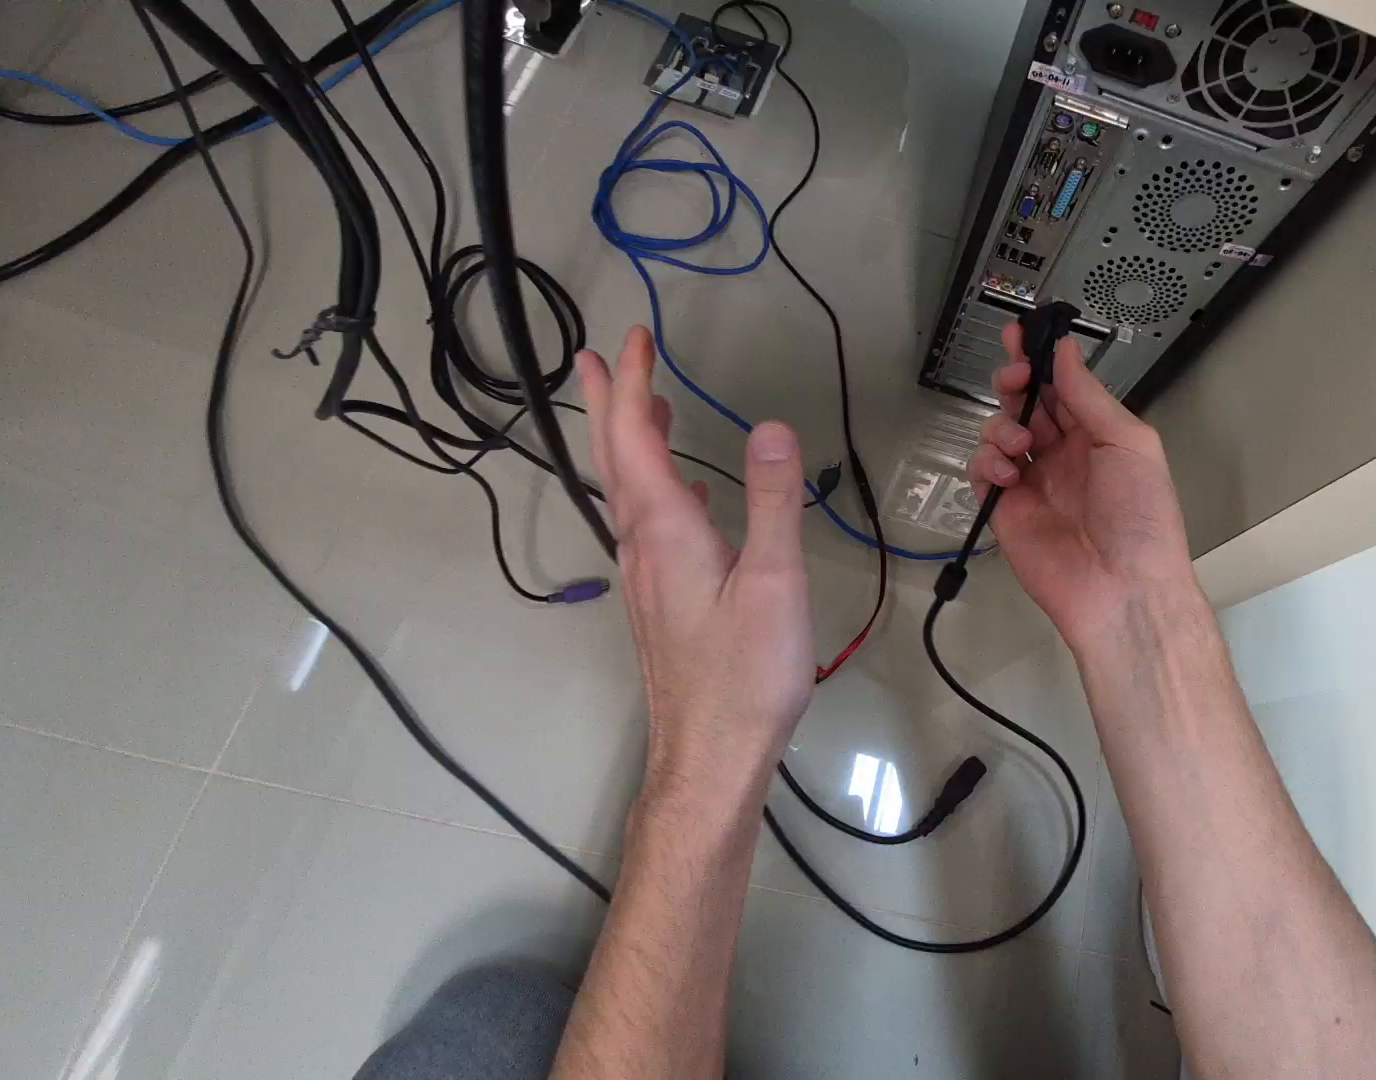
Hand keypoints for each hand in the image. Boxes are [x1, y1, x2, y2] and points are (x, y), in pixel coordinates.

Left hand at [575, 326, 813, 795]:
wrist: (711, 754)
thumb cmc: (746, 671)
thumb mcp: (775, 582)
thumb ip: (774, 502)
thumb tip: (771, 426)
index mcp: (666, 531)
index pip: (636, 440)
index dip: (631, 385)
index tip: (633, 339)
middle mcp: (643, 547)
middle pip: (617, 462)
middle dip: (611, 404)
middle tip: (600, 357)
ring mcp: (646, 578)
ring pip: (628, 494)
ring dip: (630, 444)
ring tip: (645, 411)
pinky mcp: (660, 603)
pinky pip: (647, 525)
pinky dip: (657, 489)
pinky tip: (687, 497)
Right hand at [969, 323, 1203, 645]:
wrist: (1120, 589)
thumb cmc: (1139, 514)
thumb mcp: (1128, 443)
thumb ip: (1089, 396)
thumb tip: (1065, 349)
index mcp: (1096, 436)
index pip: (1062, 388)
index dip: (1040, 360)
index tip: (1020, 334)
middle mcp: (1061, 455)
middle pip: (1026, 405)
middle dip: (1014, 383)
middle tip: (1014, 379)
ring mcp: (1030, 483)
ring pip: (999, 434)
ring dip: (1002, 426)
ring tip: (1021, 445)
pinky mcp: (1003, 511)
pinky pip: (982, 473)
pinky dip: (987, 464)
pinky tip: (1008, 476)